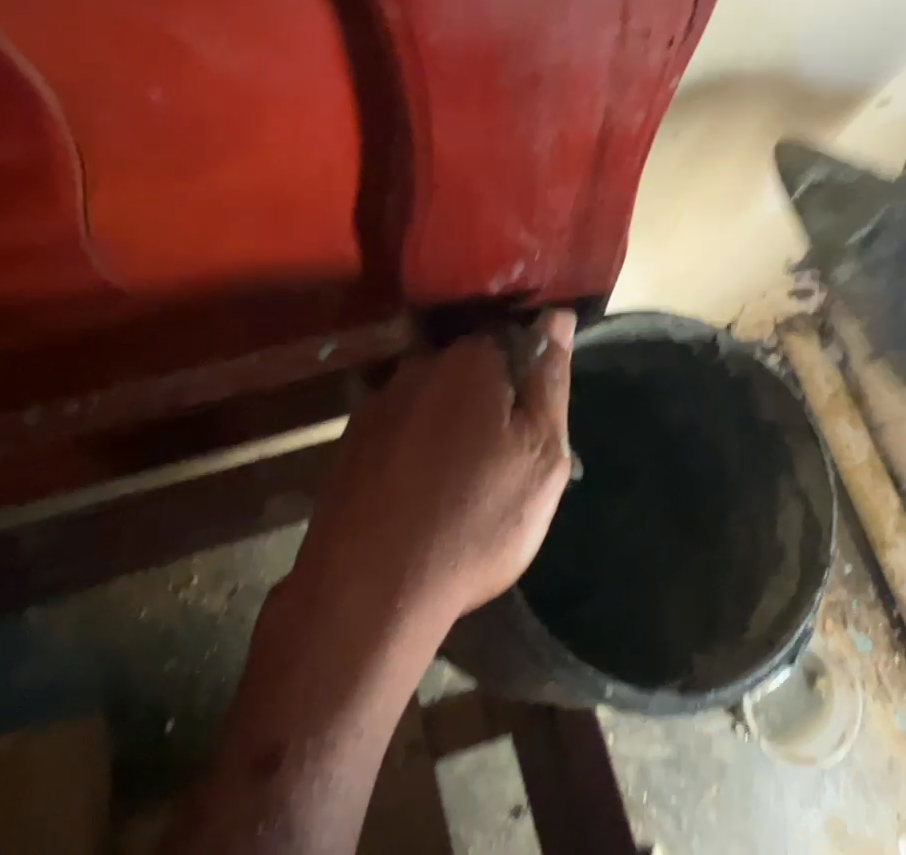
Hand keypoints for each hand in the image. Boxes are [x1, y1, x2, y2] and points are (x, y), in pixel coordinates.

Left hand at [299, 310, 575, 615]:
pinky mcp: (348, 444)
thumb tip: (557, 316)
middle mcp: (417, 368)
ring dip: (449, 426)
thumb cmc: (477, 520)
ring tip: (462, 481)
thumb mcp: (542, 455)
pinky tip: (423, 492)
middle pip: (467, 369)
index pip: (512, 337)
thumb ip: (549, 380)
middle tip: (506, 456)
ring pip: (430, 401)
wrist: (373, 589)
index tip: (537, 417)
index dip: (529, 373)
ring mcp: (375, 405)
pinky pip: (399, 431)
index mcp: (470, 361)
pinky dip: (415, 450)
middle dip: (488, 399)